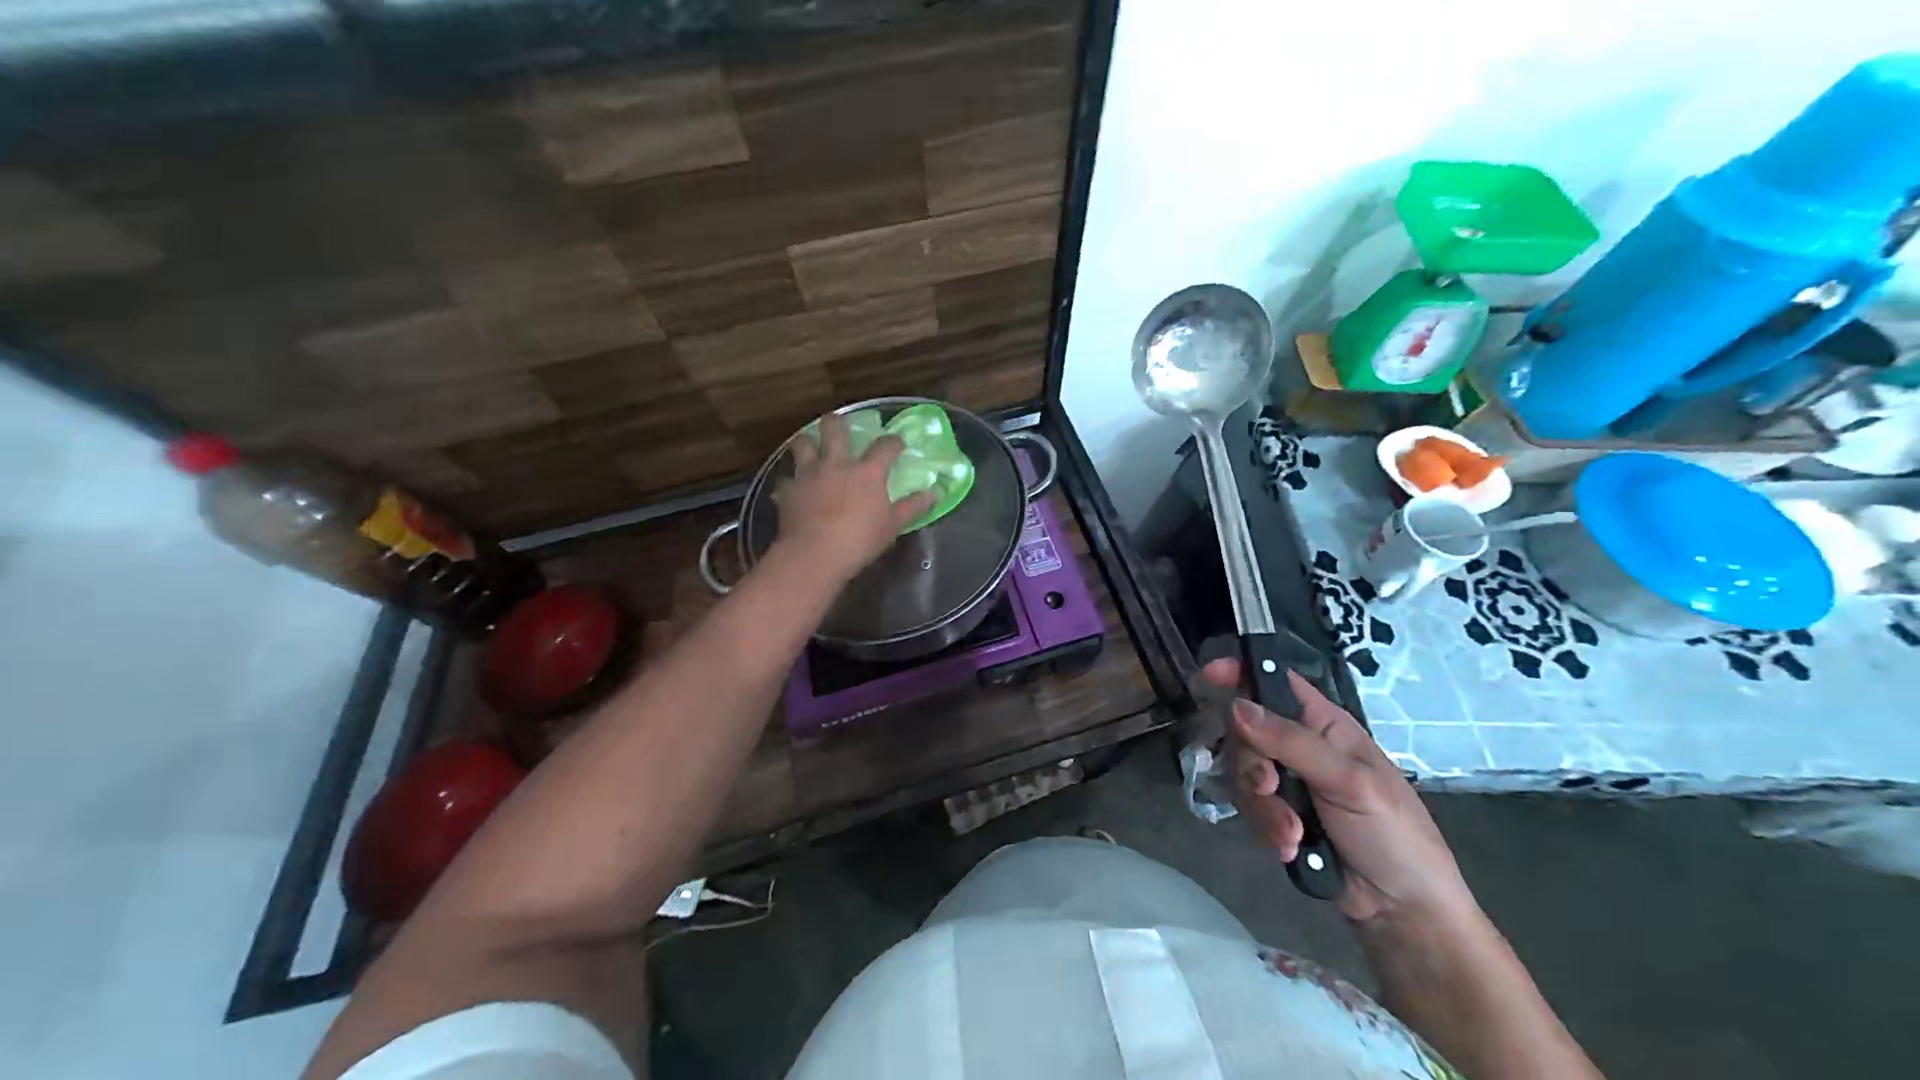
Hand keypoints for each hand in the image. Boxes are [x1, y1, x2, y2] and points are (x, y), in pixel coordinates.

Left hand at [773, 413, 938, 582]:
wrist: (815, 554)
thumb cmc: (860, 540)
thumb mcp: (893, 525)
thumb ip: (913, 507)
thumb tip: (936, 493)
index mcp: (867, 471)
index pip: (885, 446)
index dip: (893, 442)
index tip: (897, 443)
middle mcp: (837, 463)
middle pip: (833, 429)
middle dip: (836, 422)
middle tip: (837, 425)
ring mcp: (808, 474)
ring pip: (802, 444)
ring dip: (806, 442)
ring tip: (809, 446)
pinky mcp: (787, 490)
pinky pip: (786, 479)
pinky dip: (790, 481)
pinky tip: (793, 488)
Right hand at [1205, 658, 1478, 927]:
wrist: (1402, 909)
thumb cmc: (1394, 834)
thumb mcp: (1350, 783)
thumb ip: (1292, 743)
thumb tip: (1237, 706)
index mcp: (1324, 724)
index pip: (1275, 681)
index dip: (1241, 672)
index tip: (1209, 676)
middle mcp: (1299, 745)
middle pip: (1244, 732)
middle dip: (1251, 766)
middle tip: (1269, 788)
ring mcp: (1287, 780)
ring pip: (1242, 774)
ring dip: (1263, 808)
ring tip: (1292, 835)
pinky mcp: (1277, 813)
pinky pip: (1248, 808)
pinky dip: (1265, 828)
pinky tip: (1291, 848)